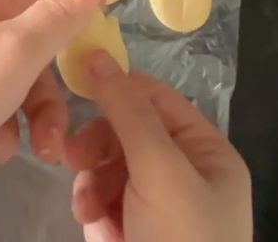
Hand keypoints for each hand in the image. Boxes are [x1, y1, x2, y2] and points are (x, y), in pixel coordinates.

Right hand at [64, 52, 252, 241]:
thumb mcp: (160, 172)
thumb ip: (128, 112)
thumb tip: (97, 53)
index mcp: (207, 153)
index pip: (156, 99)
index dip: (117, 88)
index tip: (73, 83)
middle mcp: (187, 174)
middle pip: (129, 132)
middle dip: (99, 144)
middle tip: (70, 155)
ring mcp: (161, 208)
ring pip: (112, 167)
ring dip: (92, 181)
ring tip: (86, 207)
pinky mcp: (136, 235)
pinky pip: (107, 202)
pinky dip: (97, 210)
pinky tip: (96, 229)